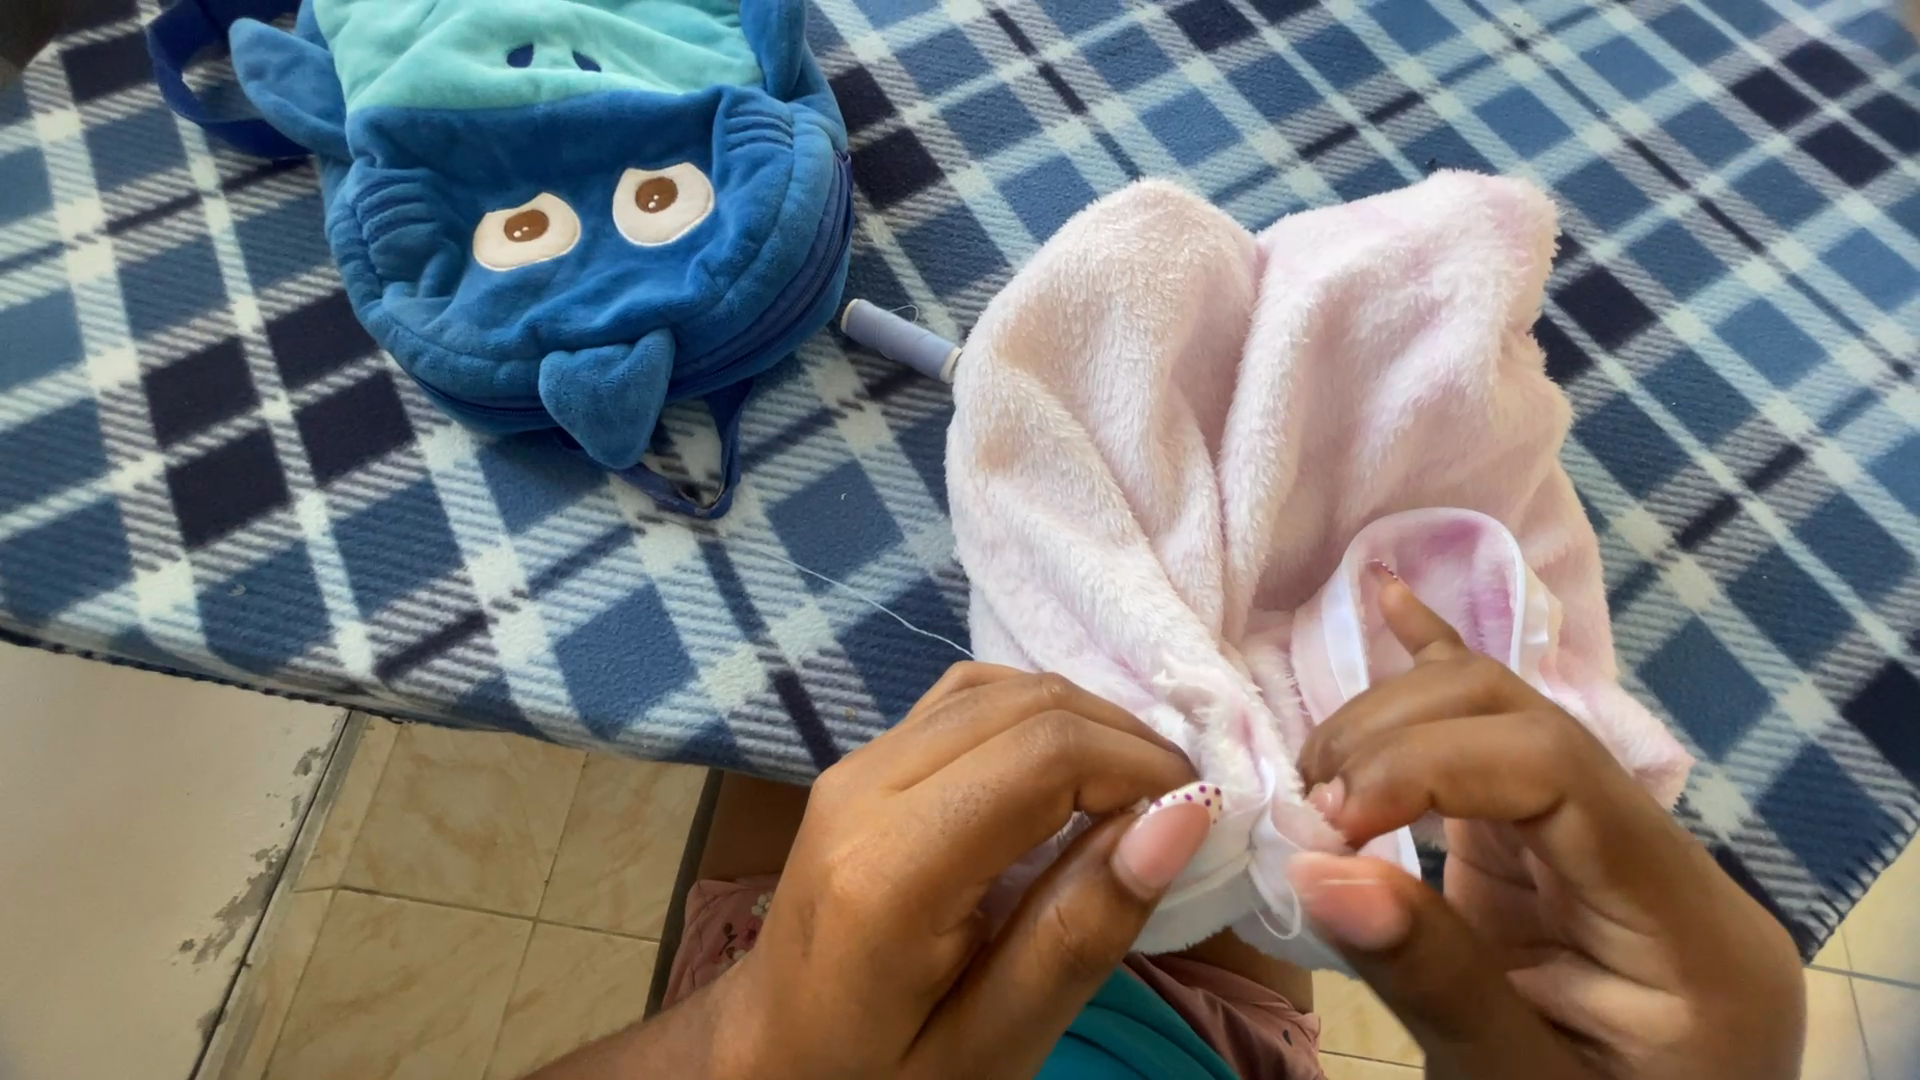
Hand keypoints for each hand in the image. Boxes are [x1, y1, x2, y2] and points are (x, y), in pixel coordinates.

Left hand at [716, 664, 1207, 1078]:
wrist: (771, 1050)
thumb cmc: (883, 1071)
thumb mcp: (994, 1044)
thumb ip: (1081, 928)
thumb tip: (1181, 818)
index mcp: (891, 868)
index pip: (1041, 755)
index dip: (1136, 764)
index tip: (1195, 810)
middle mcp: (864, 784)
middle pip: (1025, 706)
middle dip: (1120, 738)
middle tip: (1174, 802)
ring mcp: (857, 759)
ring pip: (998, 686)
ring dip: (1081, 719)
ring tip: (1129, 785)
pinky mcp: (864, 756)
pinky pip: (964, 697)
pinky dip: (1031, 711)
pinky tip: (1059, 762)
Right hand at [1290, 576, 1804, 1079]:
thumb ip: (1435, 981)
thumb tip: (1315, 866)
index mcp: (1682, 920)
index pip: (1550, 765)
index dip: (1420, 766)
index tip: (1329, 823)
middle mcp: (1645, 846)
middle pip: (1513, 712)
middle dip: (1386, 740)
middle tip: (1313, 813)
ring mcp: (1586, 825)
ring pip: (1485, 703)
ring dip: (1378, 721)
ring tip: (1318, 784)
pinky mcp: (1530, 825)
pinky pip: (1484, 718)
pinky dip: (1426, 652)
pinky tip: (1386, 596)